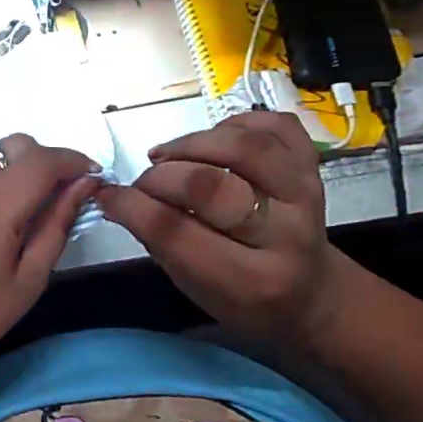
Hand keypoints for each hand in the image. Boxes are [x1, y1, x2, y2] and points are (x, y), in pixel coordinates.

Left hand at [0, 134, 100, 371]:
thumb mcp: (32, 277)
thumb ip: (59, 223)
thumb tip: (86, 183)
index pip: (43, 161)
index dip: (74, 161)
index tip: (92, 176)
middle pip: (18, 144)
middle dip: (48, 159)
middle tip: (61, 190)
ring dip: (19, 160)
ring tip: (27, 193)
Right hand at [96, 111, 346, 341]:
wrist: (311, 293)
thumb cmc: (242, 297)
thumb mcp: (194, 286)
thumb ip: (158, 240)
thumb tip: (116, 196)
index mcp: (250, 281)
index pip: (178, 233)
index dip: (133, 207)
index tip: (108, 194)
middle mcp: (286, 235)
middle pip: (212, 187)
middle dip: (162, 177)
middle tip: (144, 181)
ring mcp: (307, 194)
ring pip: (246, 146)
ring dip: (194, 143)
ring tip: (169, 154)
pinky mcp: (313, 167)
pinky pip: (275, 126)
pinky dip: (237, 124)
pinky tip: (213, 140)